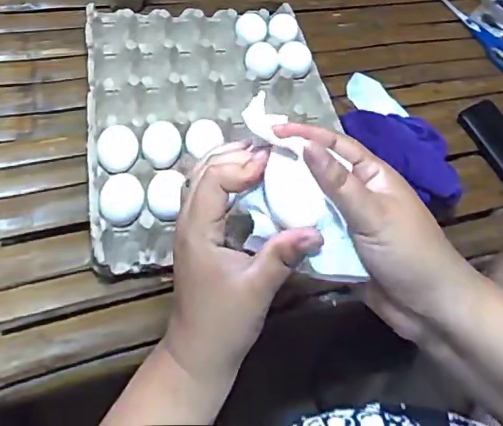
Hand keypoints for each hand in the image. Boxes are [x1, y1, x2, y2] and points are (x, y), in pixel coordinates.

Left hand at [164, 144, 322, 384]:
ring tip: (258, 156)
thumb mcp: (257, 290)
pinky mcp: (197, 233)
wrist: (198, 354)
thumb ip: (282, 257)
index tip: (272, 161)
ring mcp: (189, 225)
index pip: (214, 179)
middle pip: (203, 170)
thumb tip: (314, 230)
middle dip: (234, 154)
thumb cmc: (224, 323)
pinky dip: (224, 178)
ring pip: (201, 178)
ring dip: (227, 162)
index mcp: (197, 227)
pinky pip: (206, 193)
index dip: (242, 165)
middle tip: (268, 149)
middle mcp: (188, 219)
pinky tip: (247, 182)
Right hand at [272, 122, 475, 341]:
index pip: (333, 144)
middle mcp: (359, 192)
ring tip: (256, 190)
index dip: (304, 134)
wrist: (435, 315)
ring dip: (291, 198)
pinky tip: (272, 226)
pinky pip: (315, 230)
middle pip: (319, 171)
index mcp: (372, 175)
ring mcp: (351, 221)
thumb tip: (305, 144)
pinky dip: (297, 227)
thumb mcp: (372, 214)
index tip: (272, 130)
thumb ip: (337, 182)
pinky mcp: (343, 247)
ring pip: (314, 201)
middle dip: (291, 164)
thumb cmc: (410, 254)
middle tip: (257, 159)